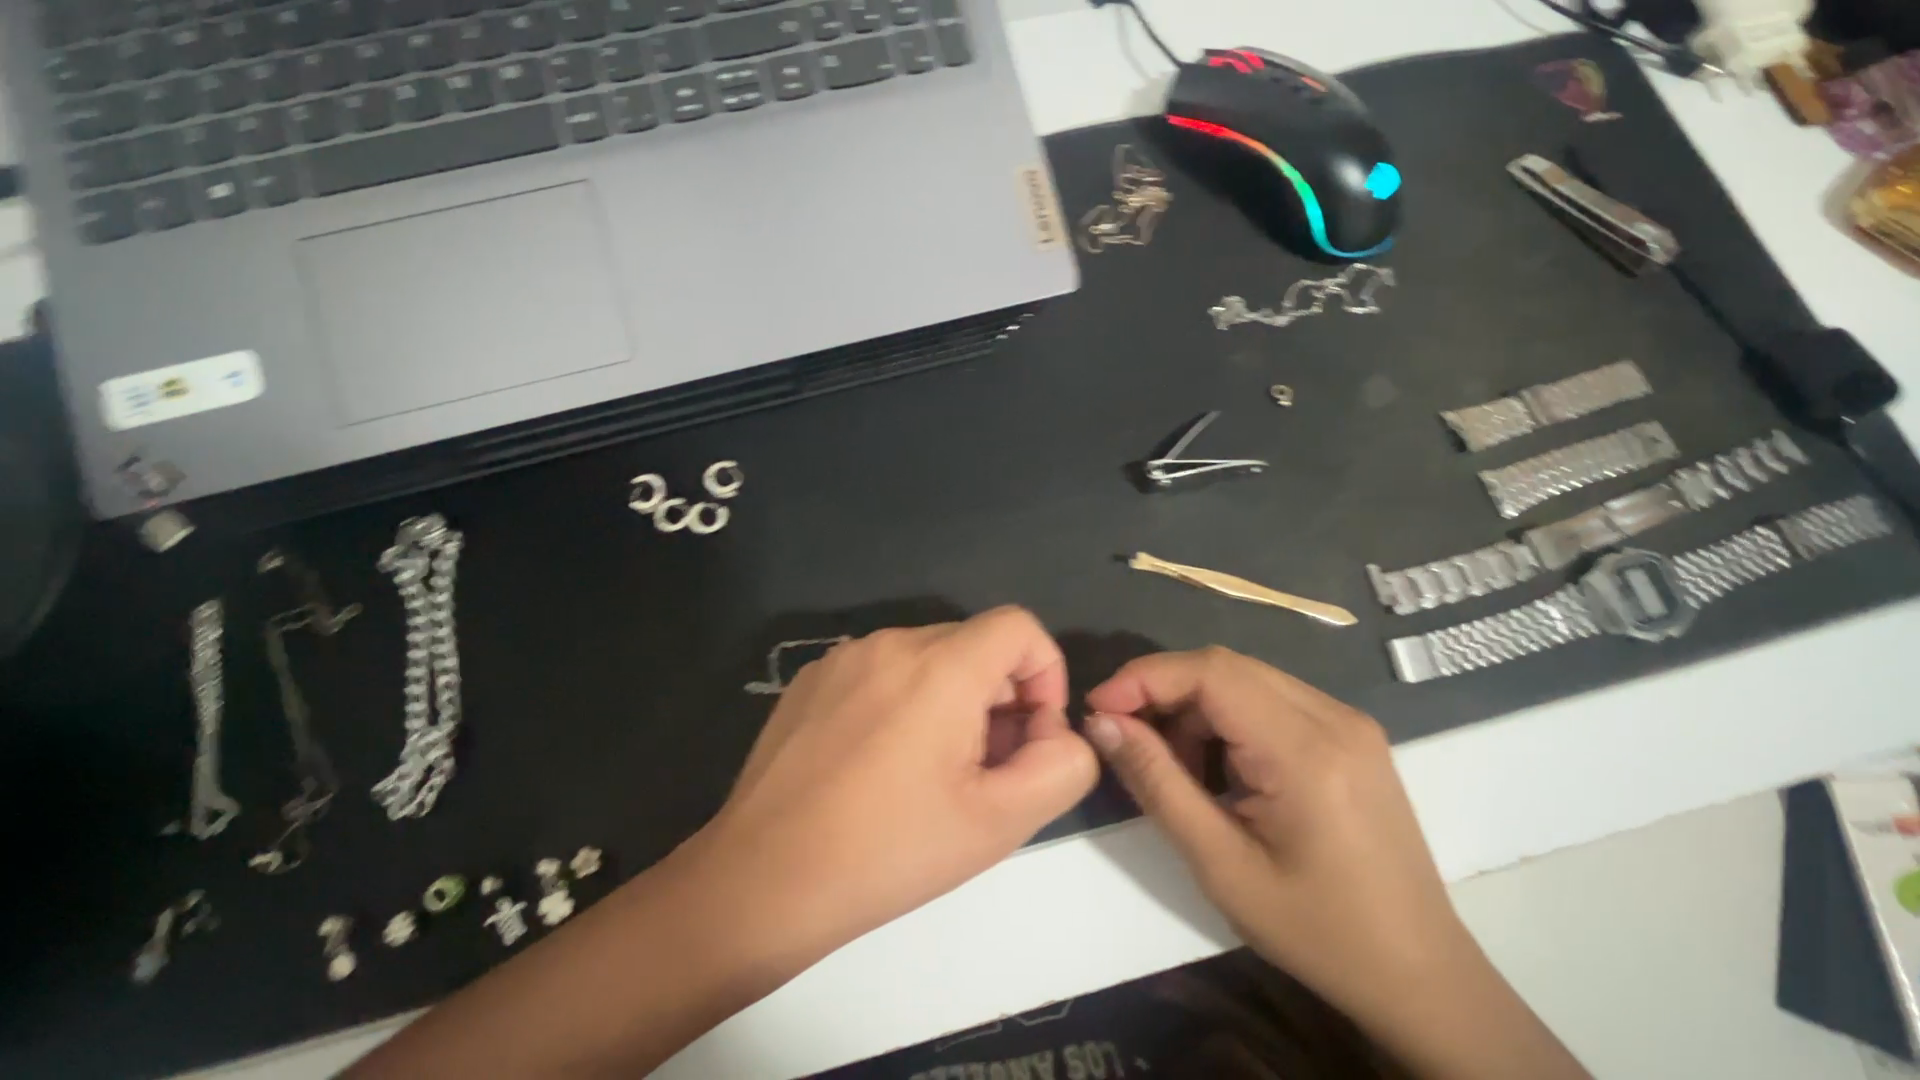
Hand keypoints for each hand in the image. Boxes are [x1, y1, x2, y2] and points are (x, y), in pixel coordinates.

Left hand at [696, 606, 1099, 955]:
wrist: (764, 880)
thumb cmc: (890, 851)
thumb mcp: (1001, 822)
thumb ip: (1062, 765)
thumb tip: (1058, 732)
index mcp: (940, 666)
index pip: (1018, 626)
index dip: (1045, 674)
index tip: (1030, 736)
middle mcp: (889, 643)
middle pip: (973, 644)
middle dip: (998, 697)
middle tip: (984, 770)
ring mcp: (841, 658)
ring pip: (925, 658)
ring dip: (949, 701)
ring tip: (929, 774)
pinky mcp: (808, 681)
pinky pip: (878, 672)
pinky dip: (900, 702)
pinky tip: (877, 767)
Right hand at [1085, 649, 1589, 1079]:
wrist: (1415, 971)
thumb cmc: (1314, 929)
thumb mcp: (1219, 864)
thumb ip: (1157, 783)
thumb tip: (1101, 722)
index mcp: (1306, 749)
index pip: (1210, 672)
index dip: (1144, 678)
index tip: (1097, 711)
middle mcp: (1334, 717)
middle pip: (1227, 667)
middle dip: (1164, 692)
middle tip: (1124, 739)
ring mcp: (1350, 723)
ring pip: (1248, 680)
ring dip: (1196, 709)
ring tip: (1174, 769)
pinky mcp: (1352, 737)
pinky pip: (1274, 702)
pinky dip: (1230, 720)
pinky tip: (1219, 770)